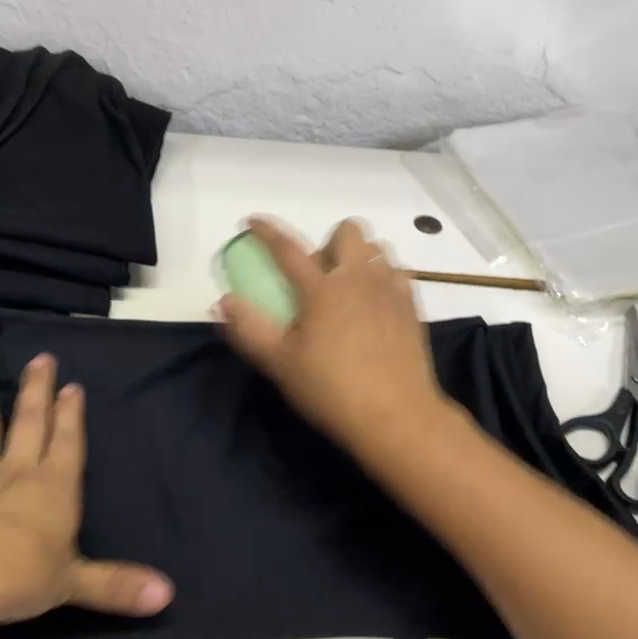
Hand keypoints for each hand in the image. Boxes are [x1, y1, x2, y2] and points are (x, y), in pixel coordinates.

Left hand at [0, 349, 173, 633]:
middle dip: (36, 390)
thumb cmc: (22, 580)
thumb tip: (168, 595)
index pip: (67, 444)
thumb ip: (118, 586)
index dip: (71, 415)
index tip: (70, 385)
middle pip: (29, 423)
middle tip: (40, 358)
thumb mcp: (75, 584)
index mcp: (55, 490)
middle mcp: (17, 473)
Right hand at [218, 217, 454, 450]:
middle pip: (348, 231)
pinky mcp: (412, 308)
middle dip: (328, 241)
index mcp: (322, 289)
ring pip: (377, 248)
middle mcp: (359, 278)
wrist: (397, 417)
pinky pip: (397, 273)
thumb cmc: (331, 390)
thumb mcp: (280, 364)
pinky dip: (381, 278)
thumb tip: (224, 302)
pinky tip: (372, 306)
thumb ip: (249, 329)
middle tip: (315, 275)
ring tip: (346, 290)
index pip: (287, 249)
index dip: (266, 231)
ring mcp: (391, 290)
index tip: (252, 221)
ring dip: (358, 258)